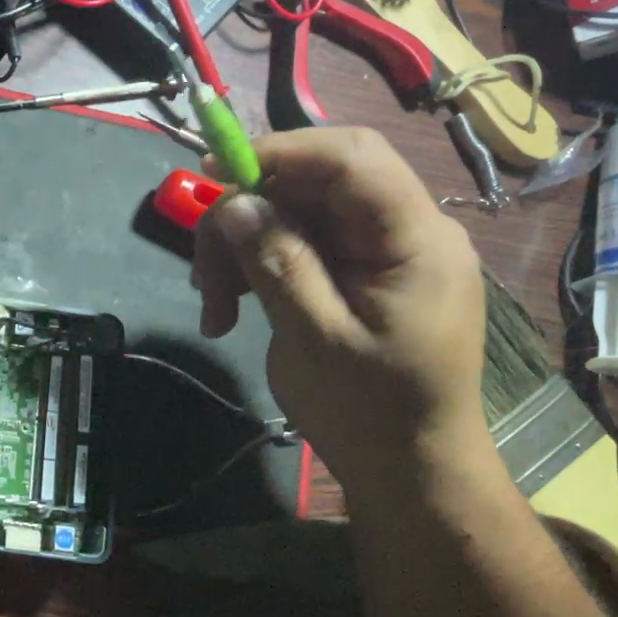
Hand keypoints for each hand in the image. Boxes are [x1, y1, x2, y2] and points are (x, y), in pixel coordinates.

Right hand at [192, 127, 486, 482]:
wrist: (407, 465)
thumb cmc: (370, 409)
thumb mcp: (316, 338)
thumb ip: (279, 264)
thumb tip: (235, 202)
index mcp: (415, 239)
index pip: (351, 159)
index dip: (279, 151)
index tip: (210, 173)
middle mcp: (402, 231)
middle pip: (312, 186)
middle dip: (247, 216)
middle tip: (202, 274)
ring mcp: (378, 252)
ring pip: (293, 215)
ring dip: (241, 250)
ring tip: (214, 306)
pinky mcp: (355, 273)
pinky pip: (296, 246)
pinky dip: (255, 269)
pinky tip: (230, 309)